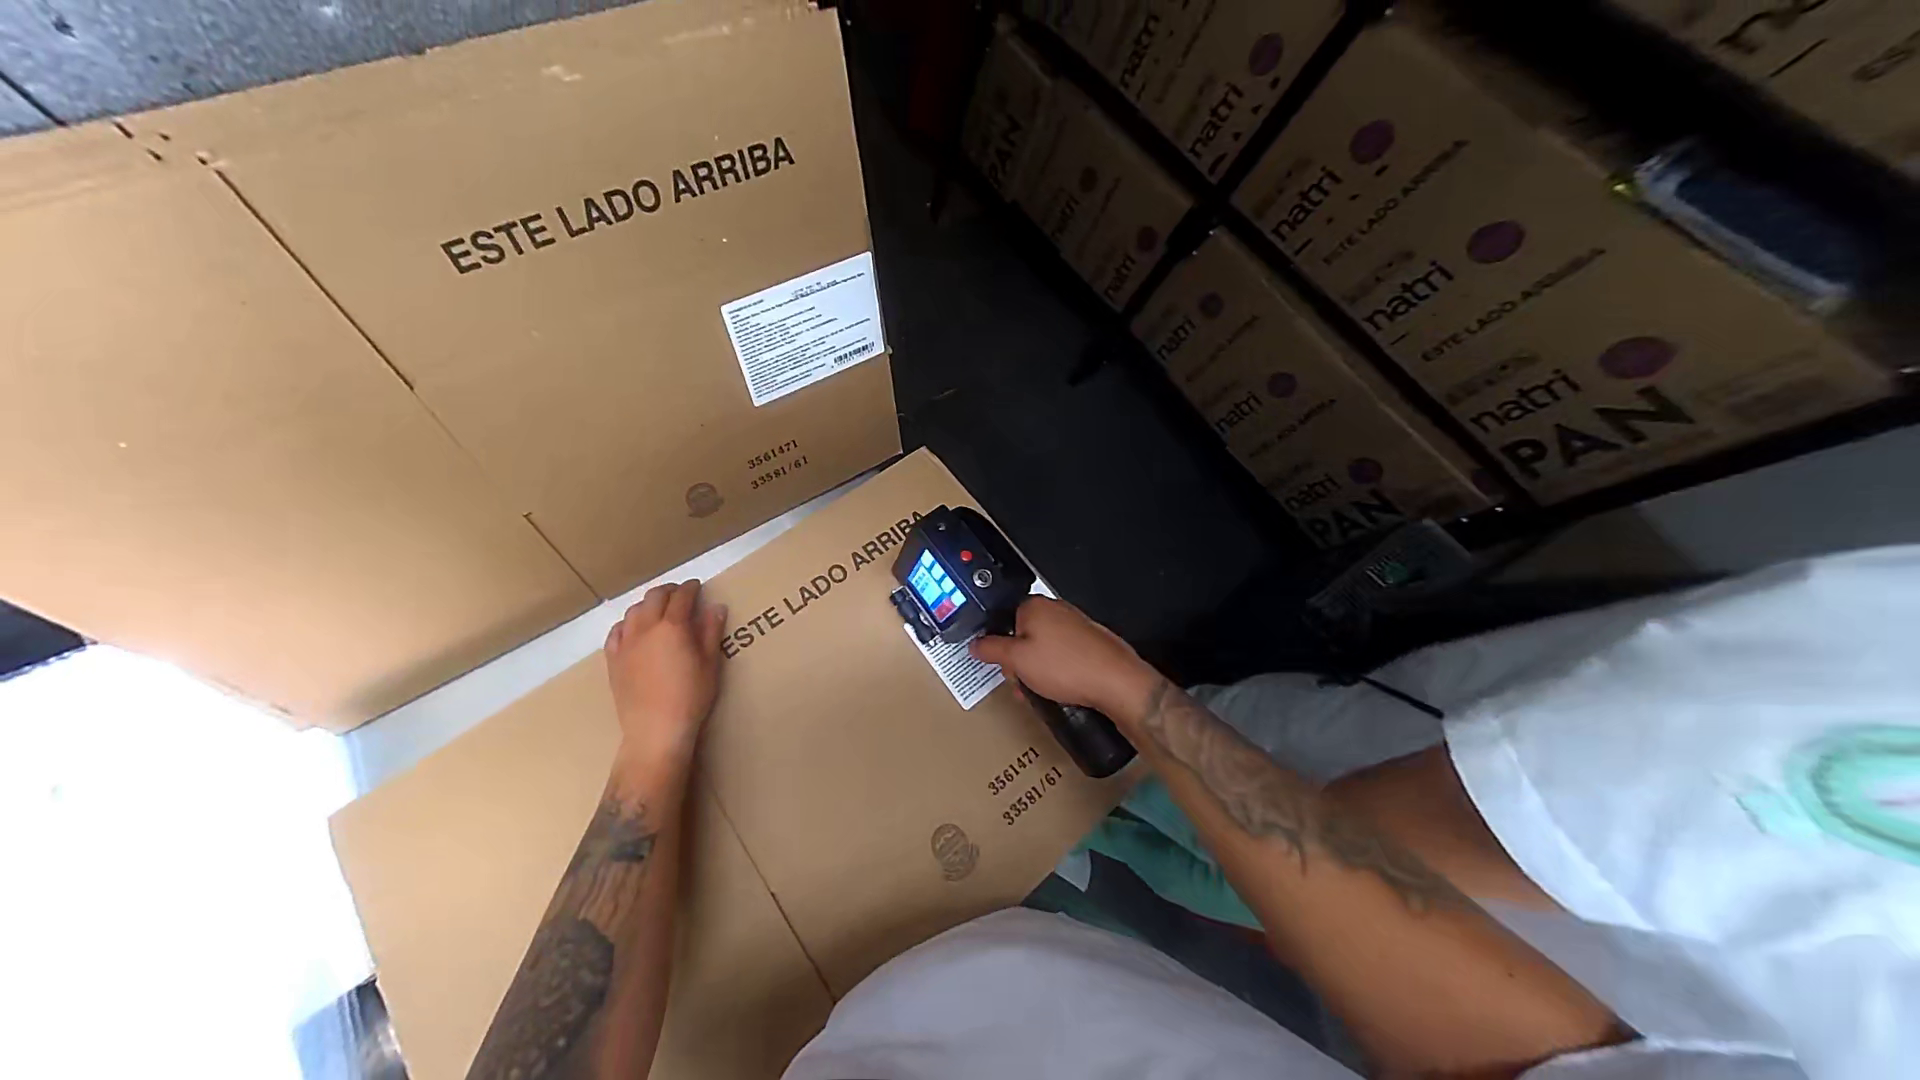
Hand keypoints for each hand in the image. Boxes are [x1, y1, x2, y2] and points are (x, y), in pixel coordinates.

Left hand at [604, 580, 727, 774]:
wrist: (655, 729)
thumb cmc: (690, 697)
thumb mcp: (709, 664)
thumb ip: (710, 631)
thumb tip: (715, 607)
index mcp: (672, 626)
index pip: (682, 597)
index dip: (691, 588)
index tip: (697, 586)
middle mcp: (645, 628)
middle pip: (654, 597)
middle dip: (669, 590)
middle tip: (680, 593)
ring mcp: (625, 643)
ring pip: (633, 611)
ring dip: (648, 604)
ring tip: (658, 608)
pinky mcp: (613, 659)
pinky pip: (616, 631)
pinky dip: (627, 623)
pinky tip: (634, 628)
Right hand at [968, 597, 1157, 717]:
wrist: (1116, 683)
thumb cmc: (1072, 667)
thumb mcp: (1016, 661)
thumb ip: (991, 649)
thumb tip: (976, 644)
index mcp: (1035, 606)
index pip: (1004, 620)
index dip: (1000, 647)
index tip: (1003, 665)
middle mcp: (1056, 610)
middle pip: (1024, 635)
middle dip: (1020, 662)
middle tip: (1023, 681)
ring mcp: (1075, 625)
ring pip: (1044, 649)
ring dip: (1038, 671)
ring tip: (1044, 690)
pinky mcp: (1089, 643)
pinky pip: (1063, 657)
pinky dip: (1059, 672)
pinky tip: (1062, 689)